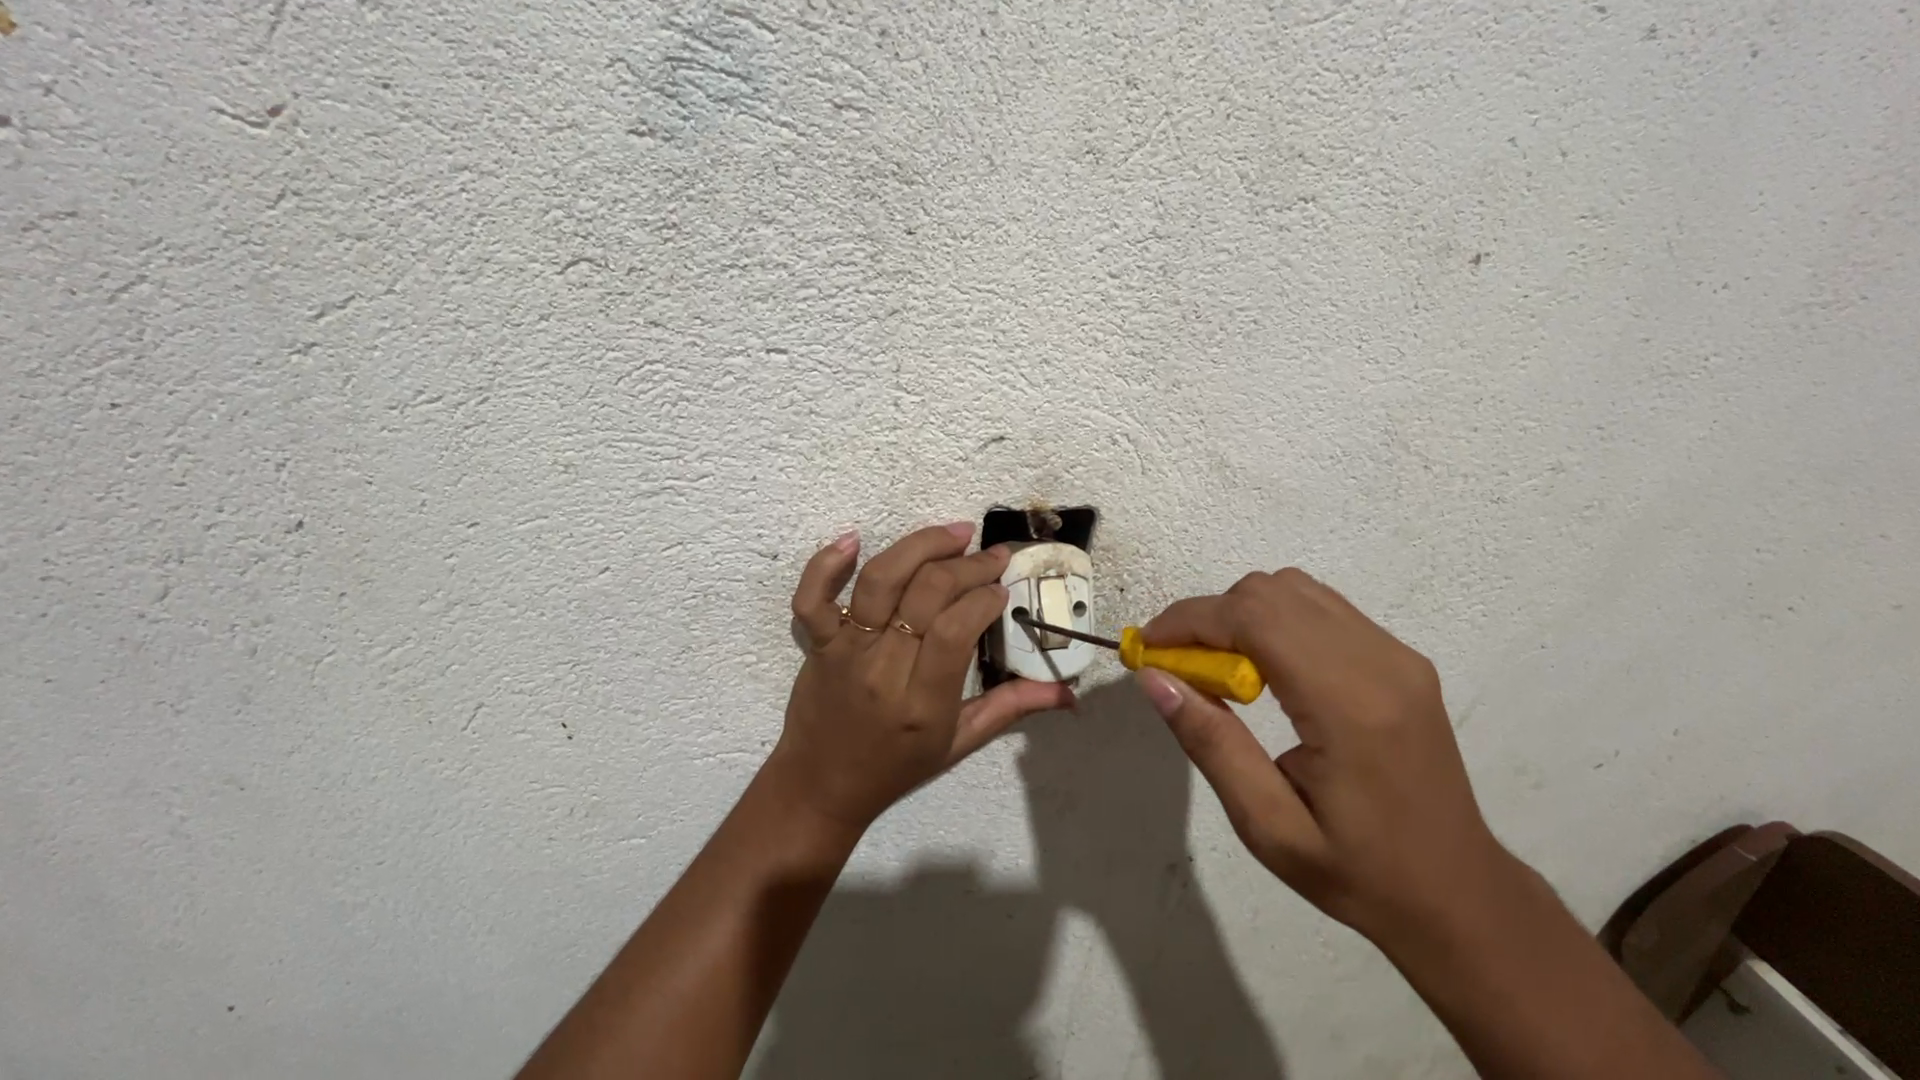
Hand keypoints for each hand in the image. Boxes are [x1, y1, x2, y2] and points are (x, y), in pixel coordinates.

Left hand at [765, 523, 1075, 831]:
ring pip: (879, 581)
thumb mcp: (958, 744)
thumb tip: (1069, 692)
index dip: (984, 598)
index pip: (955, 629)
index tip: (1002, 589)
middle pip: (925, 593)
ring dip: (920, 546)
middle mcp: (883, 670)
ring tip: (955, 534)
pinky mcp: (817, 642)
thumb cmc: (895, 767)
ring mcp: (846, 651)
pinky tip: (853, 539)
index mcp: (923, 703)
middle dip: (968, 565)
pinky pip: (811, 598)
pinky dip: (825, 564)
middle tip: (993, 556)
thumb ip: (1010, 708)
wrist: (820, 786)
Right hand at [1134, 568, 1512, 942]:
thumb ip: (1210, 743)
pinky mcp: (1404, 661)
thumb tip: (1155, 679)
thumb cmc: (1357, 872)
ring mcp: (1399, 657)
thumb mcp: (1268, 825)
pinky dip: (1276, 623)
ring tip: (1218, 669)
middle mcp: (1381, 663)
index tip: (1146, 649)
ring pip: (1298, 590)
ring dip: (1242, 615)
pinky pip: (1324, 611)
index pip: (1255, 618)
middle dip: (1210, 615)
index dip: (1189, 620)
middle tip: (1178, 666)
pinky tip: (1264, 673)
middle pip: (1273, 591)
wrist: (1456, 892)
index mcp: (1348, 706)